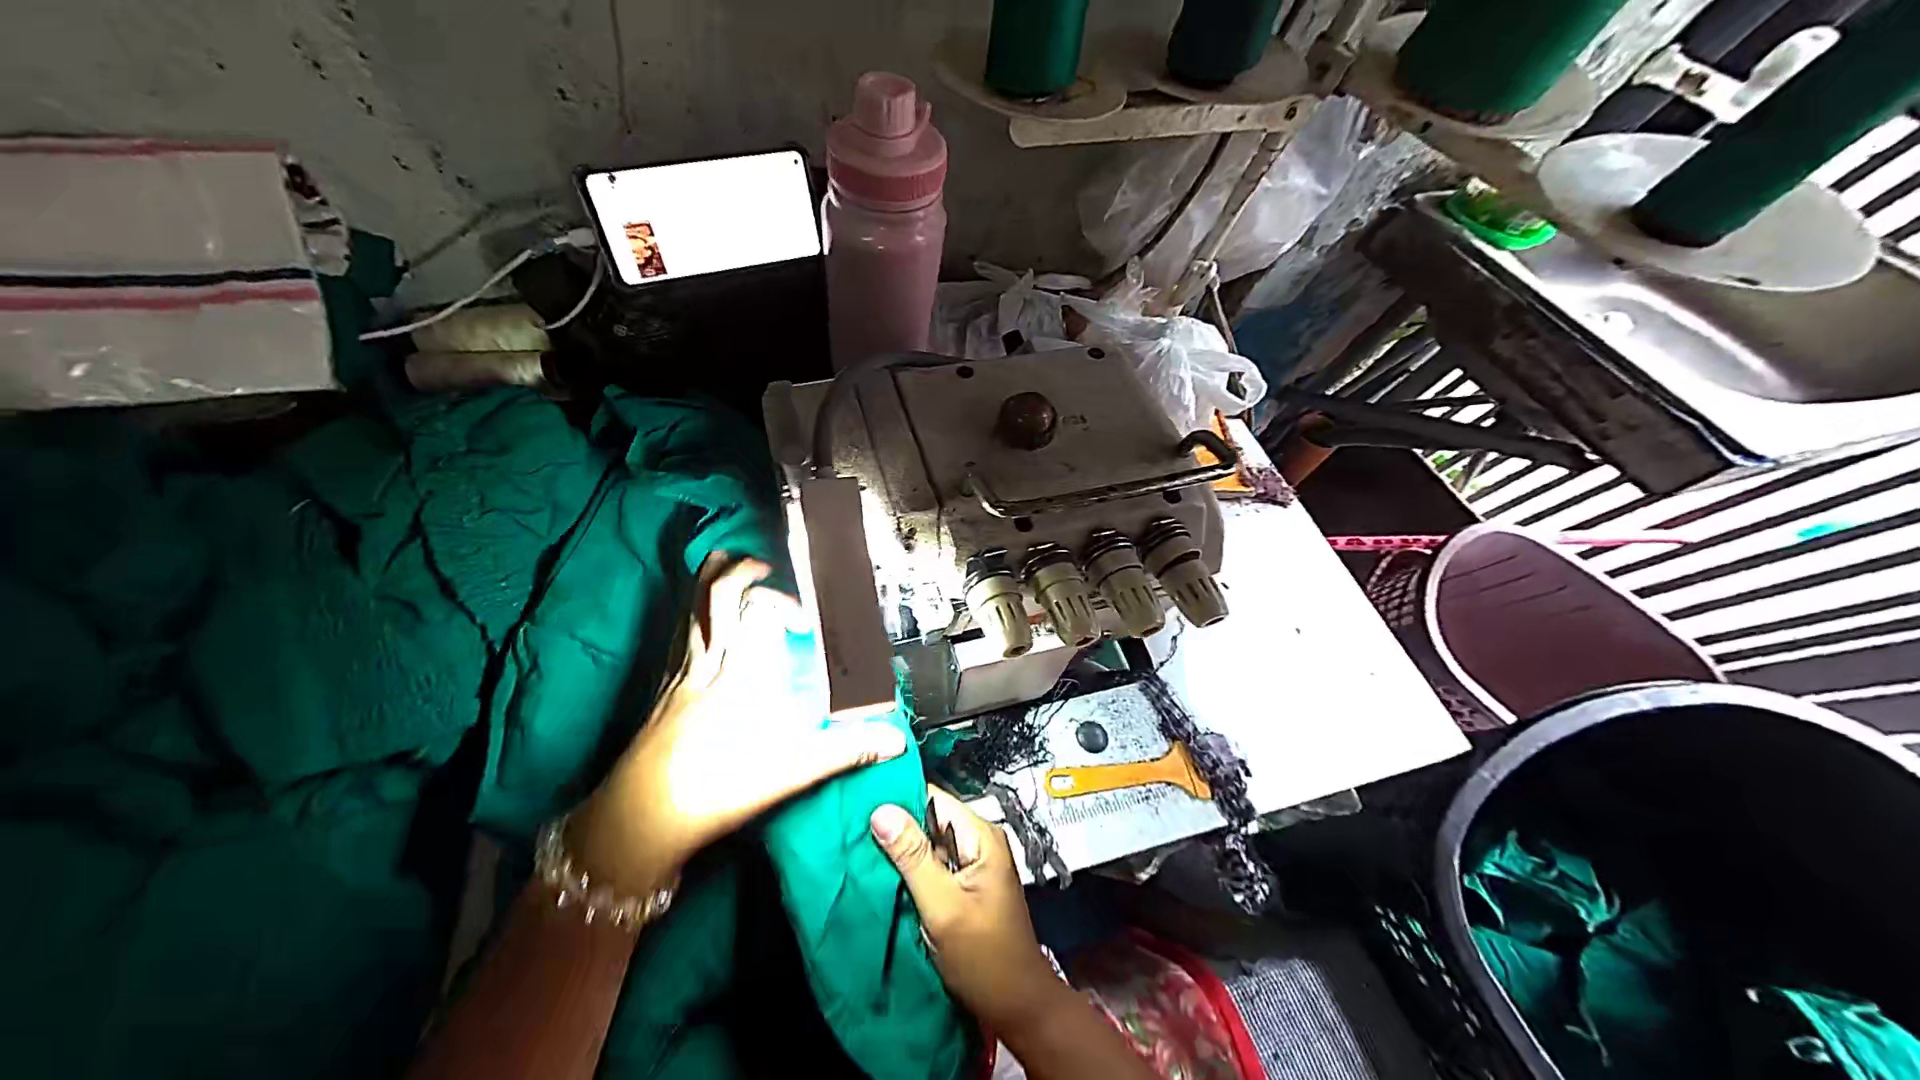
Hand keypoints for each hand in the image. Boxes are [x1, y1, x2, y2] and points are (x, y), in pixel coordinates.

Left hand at [570, 555, 907, 894]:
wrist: (639, 816)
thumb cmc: (716, 789)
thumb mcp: (789, 773)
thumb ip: (843, 751)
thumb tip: (894, 742)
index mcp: (741, 674)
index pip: (759, 612)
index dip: (783, 604)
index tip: (805, 623)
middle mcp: (709, 661)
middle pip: (716, 594)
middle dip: (742, 570)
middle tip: (766, 569)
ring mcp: (680, 668)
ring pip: (691, 605)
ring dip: (710, 577)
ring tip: (731, 563)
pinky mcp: (662, 683)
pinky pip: (677, 629)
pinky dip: (691, 607)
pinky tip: (700, 612)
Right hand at [870, 786, 1067, 1036]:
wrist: (1016, 1006)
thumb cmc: (986, 959)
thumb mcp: (943, 906)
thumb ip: (912, 857)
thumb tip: (881, 811)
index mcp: (981, 836)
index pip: (933, 798)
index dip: (898, 799)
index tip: (861, 803)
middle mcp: (979, 841)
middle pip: (929, 818)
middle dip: (896, 825)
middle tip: (856, 831)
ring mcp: (972, 863)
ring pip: (927, 842)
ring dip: (900, 849)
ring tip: (862, 849)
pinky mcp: (962, 884)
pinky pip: (931, 864)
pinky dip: (910, 868)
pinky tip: (884, 874)